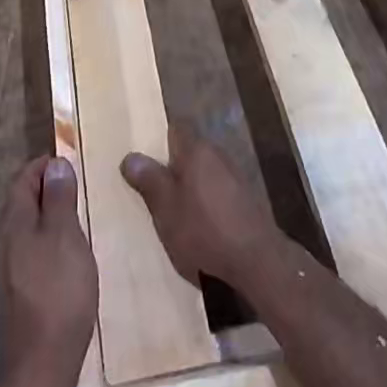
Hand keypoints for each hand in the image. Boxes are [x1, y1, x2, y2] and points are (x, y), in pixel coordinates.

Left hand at [0, 156, 95, 386]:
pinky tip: (73, 244)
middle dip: (50, 185)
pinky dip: (53, 233)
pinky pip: (36, 245)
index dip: (46, 164)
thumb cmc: (59, 287)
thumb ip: (59, 198)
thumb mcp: (65, 234)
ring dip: (52, 210)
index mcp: (15, 222)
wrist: (45, 357)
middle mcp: (8, 240)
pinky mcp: (23, 286)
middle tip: (82, 179)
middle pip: (25, 200)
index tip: (73, 156)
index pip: (24, 179)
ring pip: (30, 224)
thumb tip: (56, 163)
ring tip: (82, 207)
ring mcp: (13, 266)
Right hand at [120, 126, 284, 287]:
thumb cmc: (203, 229)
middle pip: (188, 150)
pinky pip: (214, 188)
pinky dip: (202, 198)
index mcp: (197, 151)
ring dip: (187, 184)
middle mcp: (217, 154)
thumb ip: (149, 180)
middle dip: (170, 166)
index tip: (141, 157)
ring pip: (201, 171)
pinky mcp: (243, 196)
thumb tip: (131, 156)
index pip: (175, 128)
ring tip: (168, 208)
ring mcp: (233, 174)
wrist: (255, 258)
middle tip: (148, 188)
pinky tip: (195, 222)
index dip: (157, 138)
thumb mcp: (166, 208)